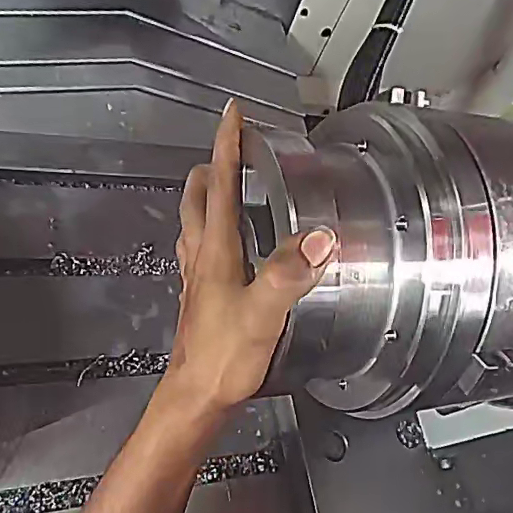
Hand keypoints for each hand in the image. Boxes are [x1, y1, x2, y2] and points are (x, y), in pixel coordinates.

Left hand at [161, 101, 336, 418]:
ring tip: (222, 185)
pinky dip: (211, 234)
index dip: (226, 146)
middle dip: (211, 166)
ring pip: (195, 224)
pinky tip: (225, 249)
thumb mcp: (263, 312)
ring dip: (207, 198)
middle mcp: (202, 260)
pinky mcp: (203, 300)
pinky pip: (203, 253)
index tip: (233, 115)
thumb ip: (290, 273)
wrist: (196, 397)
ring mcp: (199, 280)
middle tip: (227, 149)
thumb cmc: (221, 359)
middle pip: (197, 199)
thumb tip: (318, 239)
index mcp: (216, 252)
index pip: (219, 185)